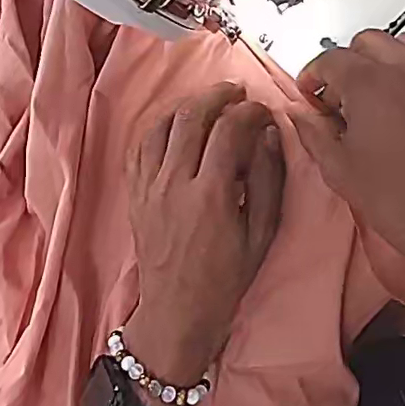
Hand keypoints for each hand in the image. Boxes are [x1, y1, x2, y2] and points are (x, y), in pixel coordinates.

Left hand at [125, 82, 285, 385]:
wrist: (176, 312)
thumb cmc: (225, 278)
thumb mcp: (261, 235)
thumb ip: (267, 180)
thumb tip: (269, 136)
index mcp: (210, 194)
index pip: (229, 130)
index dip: (250, 112)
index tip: (264, 112)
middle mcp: (174, 183)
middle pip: (191, 117)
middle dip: (217, 96)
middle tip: (236, 93)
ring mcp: (148, 187)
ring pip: (161, 125)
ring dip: (186, 106)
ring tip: (207, 103)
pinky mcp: (135, 193)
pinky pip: (140, 146)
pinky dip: (158, 126)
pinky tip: (174, 125)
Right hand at [293, 31, 404, 274]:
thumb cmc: (402, 203)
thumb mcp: (340, 170)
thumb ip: (313, 132)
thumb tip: (300, 115)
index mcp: (372, 86)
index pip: (332, 59)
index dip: (314, 75)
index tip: (313, 90)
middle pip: (369, 42)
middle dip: (349, 63)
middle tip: (344, 94)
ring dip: (387, 62)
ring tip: (382, 94)